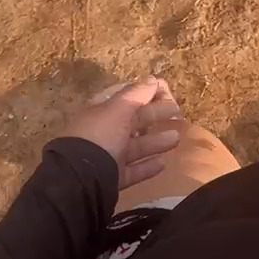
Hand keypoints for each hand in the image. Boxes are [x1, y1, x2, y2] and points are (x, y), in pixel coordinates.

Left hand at [59, 76, 183, 188]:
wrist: (81, 179)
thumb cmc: (100, 136)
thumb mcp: (118, 109)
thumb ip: (136, 94)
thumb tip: (153, 79)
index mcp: (102, 111)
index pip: (126, 96)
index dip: (145, 91)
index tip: (166, 90)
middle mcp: (104, 132)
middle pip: (134, 120)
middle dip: (155, 114)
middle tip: (177, 112)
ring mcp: (108, 156)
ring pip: (136, 146)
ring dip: (156, 141)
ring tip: (177, 138)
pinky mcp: (112, 178)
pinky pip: (133, 170)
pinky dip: (147, 166)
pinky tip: (163, 163)